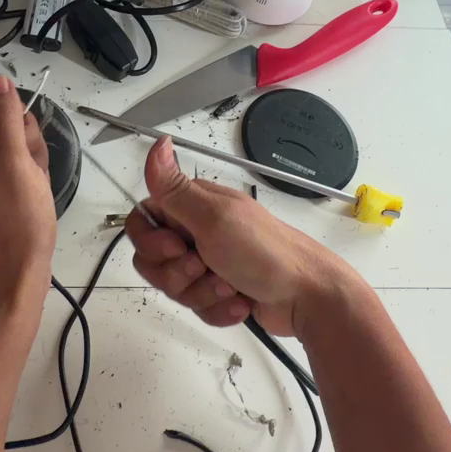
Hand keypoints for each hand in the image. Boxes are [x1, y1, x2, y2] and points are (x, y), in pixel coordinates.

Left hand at [0, 75, 57, 319]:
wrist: (12, 284)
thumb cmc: (15, 224)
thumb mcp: (13, 163)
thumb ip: (5, 118)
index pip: (4, 114)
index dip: (26, 137)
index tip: (28, 164)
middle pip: (11, 133)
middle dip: (31, 155)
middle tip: (31, 185)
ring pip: (20, 156)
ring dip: (35, 172)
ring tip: (33, 199)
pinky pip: (19, 178)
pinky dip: (32, 188)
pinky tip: (33, 206)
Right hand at [126, 138, 358, 336]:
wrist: (307, 296)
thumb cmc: (262, 251)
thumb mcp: (213, 216)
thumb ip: (174, 188)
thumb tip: (157, 142)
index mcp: (193, 205)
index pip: (143, 222)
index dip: (151, 242)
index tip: (176, 247)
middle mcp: (197, 230)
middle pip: (154, 261)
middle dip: (177, 274)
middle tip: (206, 266)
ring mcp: (208, 262)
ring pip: (175, 287)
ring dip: (202, 292)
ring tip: (230, 285)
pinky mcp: (219, 291)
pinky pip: (197, 307)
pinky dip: (218, 308)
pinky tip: (240, 301)